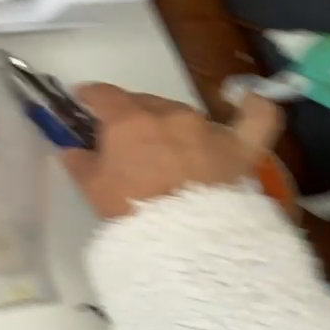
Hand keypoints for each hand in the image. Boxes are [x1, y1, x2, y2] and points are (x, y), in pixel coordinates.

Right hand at [62, 84, 283, 219]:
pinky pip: (257, 115)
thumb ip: (79, 162)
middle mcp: (169, 115)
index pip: (104, 95)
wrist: (187, 235)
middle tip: (119, 133)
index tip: (81, 100)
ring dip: (167, 119)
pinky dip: (251, 105)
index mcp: (127, 121)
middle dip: (128, 111)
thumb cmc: (130, 206)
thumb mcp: (91, 187)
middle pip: (143, 101)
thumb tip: (73, 149)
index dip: (89, 94)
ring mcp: (209, 127)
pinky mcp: (242, 145)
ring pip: (182, 111)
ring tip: (162, 139)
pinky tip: (244, 99)